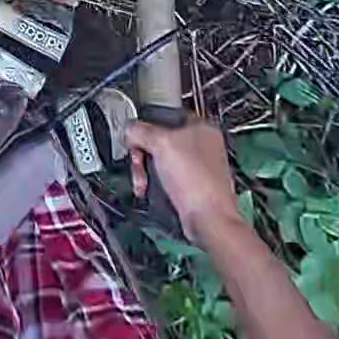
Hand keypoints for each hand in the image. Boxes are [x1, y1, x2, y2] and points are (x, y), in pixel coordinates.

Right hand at [126, 116, 243, 242]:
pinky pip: (165, 180)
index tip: (138, 139)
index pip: (165, 116)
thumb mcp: (159, 142)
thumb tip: (130, 131)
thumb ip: (139, 130)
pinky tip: (150, 191)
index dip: (147, 128)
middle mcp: (203, 147)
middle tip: (139, 163)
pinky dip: (155, 185)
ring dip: (146, 172)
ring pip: (159, 162)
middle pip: (159, 141)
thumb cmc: (195, 180)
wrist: (208, 222)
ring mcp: (198, 169)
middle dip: (143, 155)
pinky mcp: (193, 189)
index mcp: (202, 128)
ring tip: (144, 182)